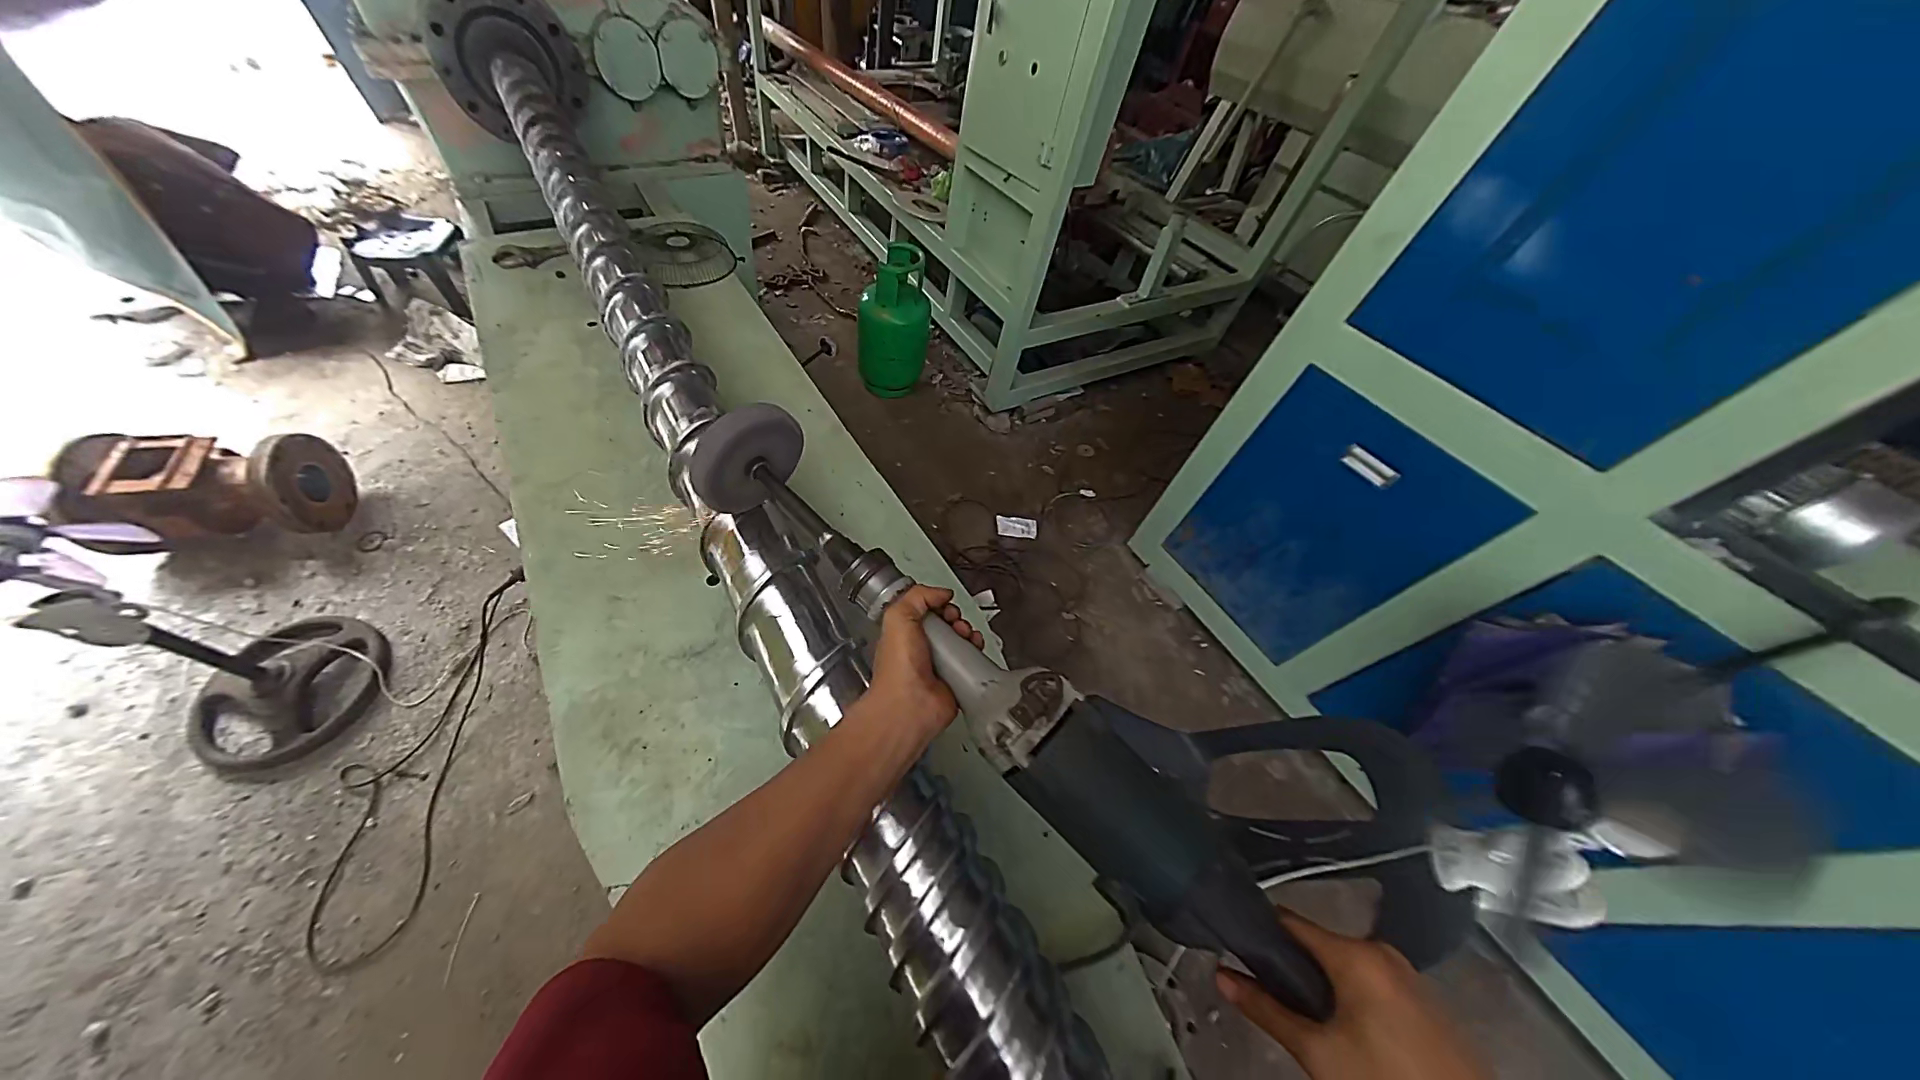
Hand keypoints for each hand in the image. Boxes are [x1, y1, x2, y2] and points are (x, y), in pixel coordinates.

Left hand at [865, 585, 982, 740]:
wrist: (910, 704)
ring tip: (965, 634)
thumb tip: (941, 593)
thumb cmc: (898, 666)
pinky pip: (972, 659)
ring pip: (961, 639)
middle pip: (946, 623)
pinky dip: (977, 650)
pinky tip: (974, 646)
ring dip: (968, 631)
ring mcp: (940, 663)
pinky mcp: (956, 678)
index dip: (937, 603)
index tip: (943, 604)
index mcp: (905, 632)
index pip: (926, 610)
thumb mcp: (898, 616)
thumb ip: (917, 597)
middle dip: (955, 616)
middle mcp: (922, 648)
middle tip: (954, 621)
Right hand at [1216, 912, 1488, 1079]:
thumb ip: (1267, 1009)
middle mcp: (1384, 953)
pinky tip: (1355, 1038)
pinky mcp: (1426, 1001)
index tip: (1240, 952)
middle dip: (1295, 972)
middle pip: (1317, 946)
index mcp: (1356, 954)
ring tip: (1319, 1028)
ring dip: (1324, 989)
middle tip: (1281, 1005)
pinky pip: (1374, 984)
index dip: (1259, 934)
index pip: (1287, 921)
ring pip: (1345, 967)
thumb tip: (1224, 979)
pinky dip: (1354, 1001)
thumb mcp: (1318, 1052)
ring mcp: (1410, 977)